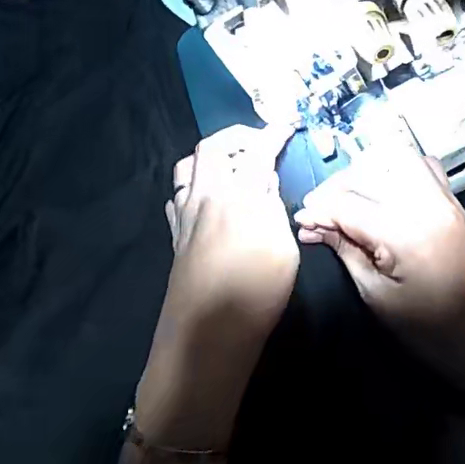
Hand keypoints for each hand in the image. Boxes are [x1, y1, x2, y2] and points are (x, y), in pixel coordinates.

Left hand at [134, 123, 297, 451]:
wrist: (206, 337)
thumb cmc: (255, 292)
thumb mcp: (282, 246)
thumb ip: (273, 206)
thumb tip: (265, 181)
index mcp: (237, 194)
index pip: (256, 149)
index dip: (274, 133)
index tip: (288, 126)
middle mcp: (206, 196)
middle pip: (214, 147)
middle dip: (238, 135)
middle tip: (261, 142)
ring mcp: (185, 215)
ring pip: (190, 165)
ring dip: (212, 155)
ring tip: (233, 165)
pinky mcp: (176, 235)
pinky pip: (180, 193)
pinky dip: (195, 182)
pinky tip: (209, 198)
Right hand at [293, 144, 464, 381]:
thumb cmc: (434, 331)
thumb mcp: (379, 298)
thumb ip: (347, 253)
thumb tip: (314, 226)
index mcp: (404, 232)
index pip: (347, 204)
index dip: (317, 211)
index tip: (300, 223)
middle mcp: (424, 202)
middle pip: (368, 171)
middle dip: (336, 188)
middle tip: (320, 215)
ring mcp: (442, 197)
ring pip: (396, 156)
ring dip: (366, 171)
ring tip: (349, 199)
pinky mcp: (452, 200)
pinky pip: (422, 164)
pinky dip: (397, 168)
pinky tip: (384, 190)